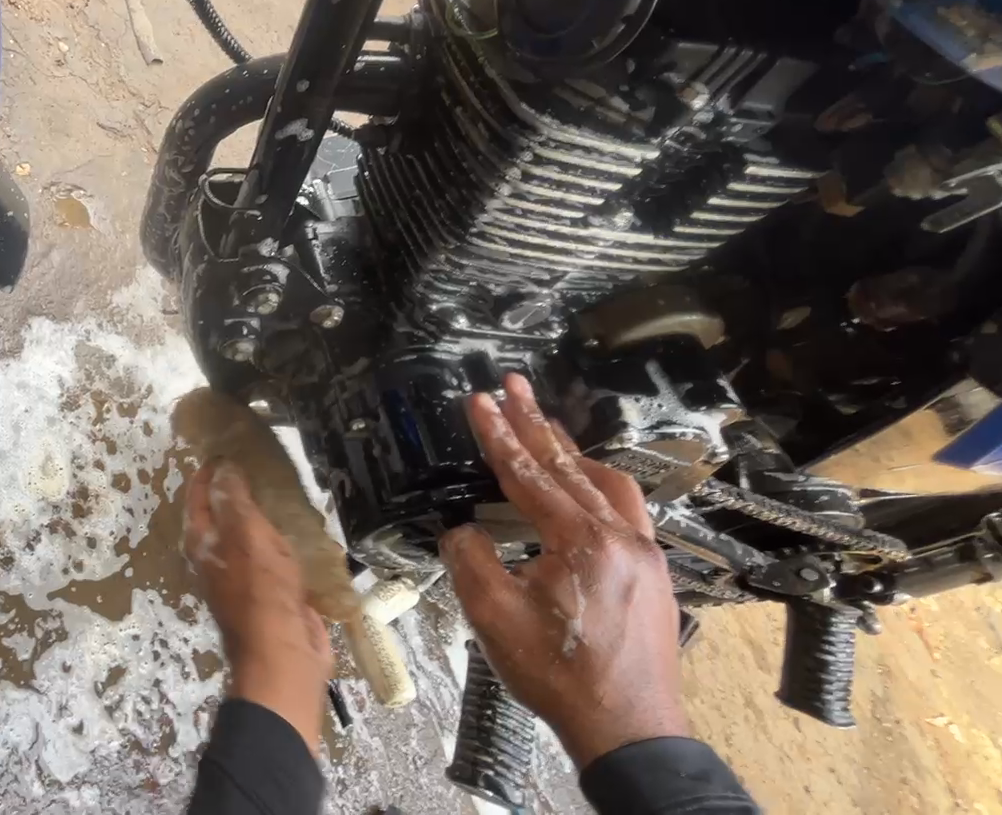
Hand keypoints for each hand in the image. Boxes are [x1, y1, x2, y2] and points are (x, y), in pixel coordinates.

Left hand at [183, 460, 333, 751]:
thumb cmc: (260, 590)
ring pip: (248, 536)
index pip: (198, 496)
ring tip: (281, 492)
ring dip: (261, 516)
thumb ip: (233, 499)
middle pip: (221, 515)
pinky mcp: (269, 593)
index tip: (225, 449)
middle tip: (258, 467)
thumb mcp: (245, 534)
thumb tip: (222, 467)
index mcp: (201, 542)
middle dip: (236, 491)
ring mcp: (241, 577)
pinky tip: (300, 531)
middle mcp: (215, 558)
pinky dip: (282, 541)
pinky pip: (272, 558)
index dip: (208, 472)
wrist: (283, 655)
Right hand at [440, 373, 689, 767]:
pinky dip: (593, 481)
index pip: (528, 475)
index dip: (497, 435)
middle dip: (534, 422)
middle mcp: (622, 537)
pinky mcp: (652, 574)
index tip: (478, 399)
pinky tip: (581, 484)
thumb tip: (463, 529)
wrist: (630, 731)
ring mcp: (645, 555)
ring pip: (606, 483)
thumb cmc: (557, 673)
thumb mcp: (492, 614)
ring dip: (568, 450)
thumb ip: (469, 557)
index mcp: (583, 542)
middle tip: (514, 383)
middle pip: (569, 466)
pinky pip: (622, 508)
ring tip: (544, 425)